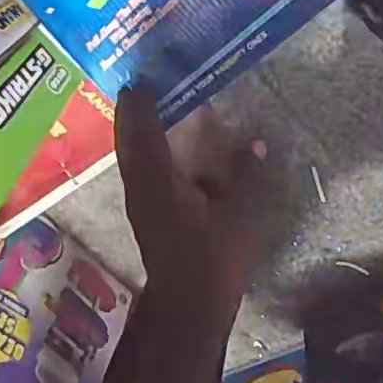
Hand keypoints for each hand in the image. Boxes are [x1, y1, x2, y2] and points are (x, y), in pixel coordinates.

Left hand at [115, 89, 267, 301]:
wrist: (188, 304)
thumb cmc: (213, 258)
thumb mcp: (238, 214)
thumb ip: (245, 175)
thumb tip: (255, 143)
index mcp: (158, 180)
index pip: (143, 130)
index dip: (141, 103)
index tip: (143, 78)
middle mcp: (140, 186)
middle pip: (127, 140)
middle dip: (131, 112)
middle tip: (141, 86)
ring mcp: (138, 202)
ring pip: (130, 156)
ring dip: (136, 131)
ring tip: (149, 109)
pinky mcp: (144, 214)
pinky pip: (138, 170)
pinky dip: (144, 151)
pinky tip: (164, 149)